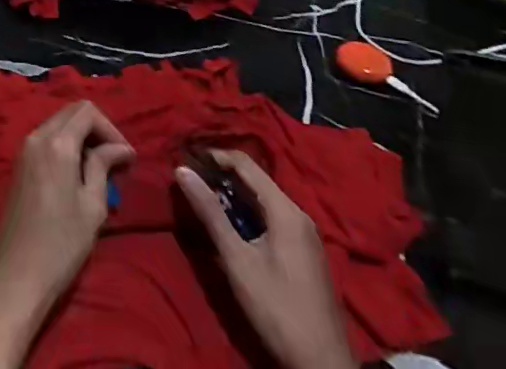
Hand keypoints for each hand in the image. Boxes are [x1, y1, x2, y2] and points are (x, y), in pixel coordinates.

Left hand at [0, 102, 134, 368]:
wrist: (15, 278)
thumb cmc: (60, 244)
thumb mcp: (92, 206)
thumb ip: (104, 166)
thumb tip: (120, 149)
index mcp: (57, 143)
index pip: (88, 112)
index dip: (112, 129)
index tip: (126, 158)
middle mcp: (37, 137)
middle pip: (72, 112)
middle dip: (98, 130)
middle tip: (116, 160)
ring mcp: (24, 150)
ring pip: (59, 124)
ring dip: (82, 138)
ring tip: (101, 169)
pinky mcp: (18, 165)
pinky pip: (47, 140)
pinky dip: (67, 146)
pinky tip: (79, 174)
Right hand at [176, 150, 357, 368]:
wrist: (322, 363)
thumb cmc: (277, 307)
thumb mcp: (238, 260)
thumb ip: (211, 213)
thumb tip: (183, 171)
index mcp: (286, 209)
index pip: (247, 164)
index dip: (216, 157)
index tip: (189, 158)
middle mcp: (299, 214)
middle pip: (257, 182)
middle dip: (224, 178)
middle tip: (193, 182)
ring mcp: (305, 235)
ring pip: (265, 202)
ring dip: (236, 199)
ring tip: (207, 203)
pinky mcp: (305, 254)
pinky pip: (274, 220)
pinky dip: (251, 216)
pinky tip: (234, 231)